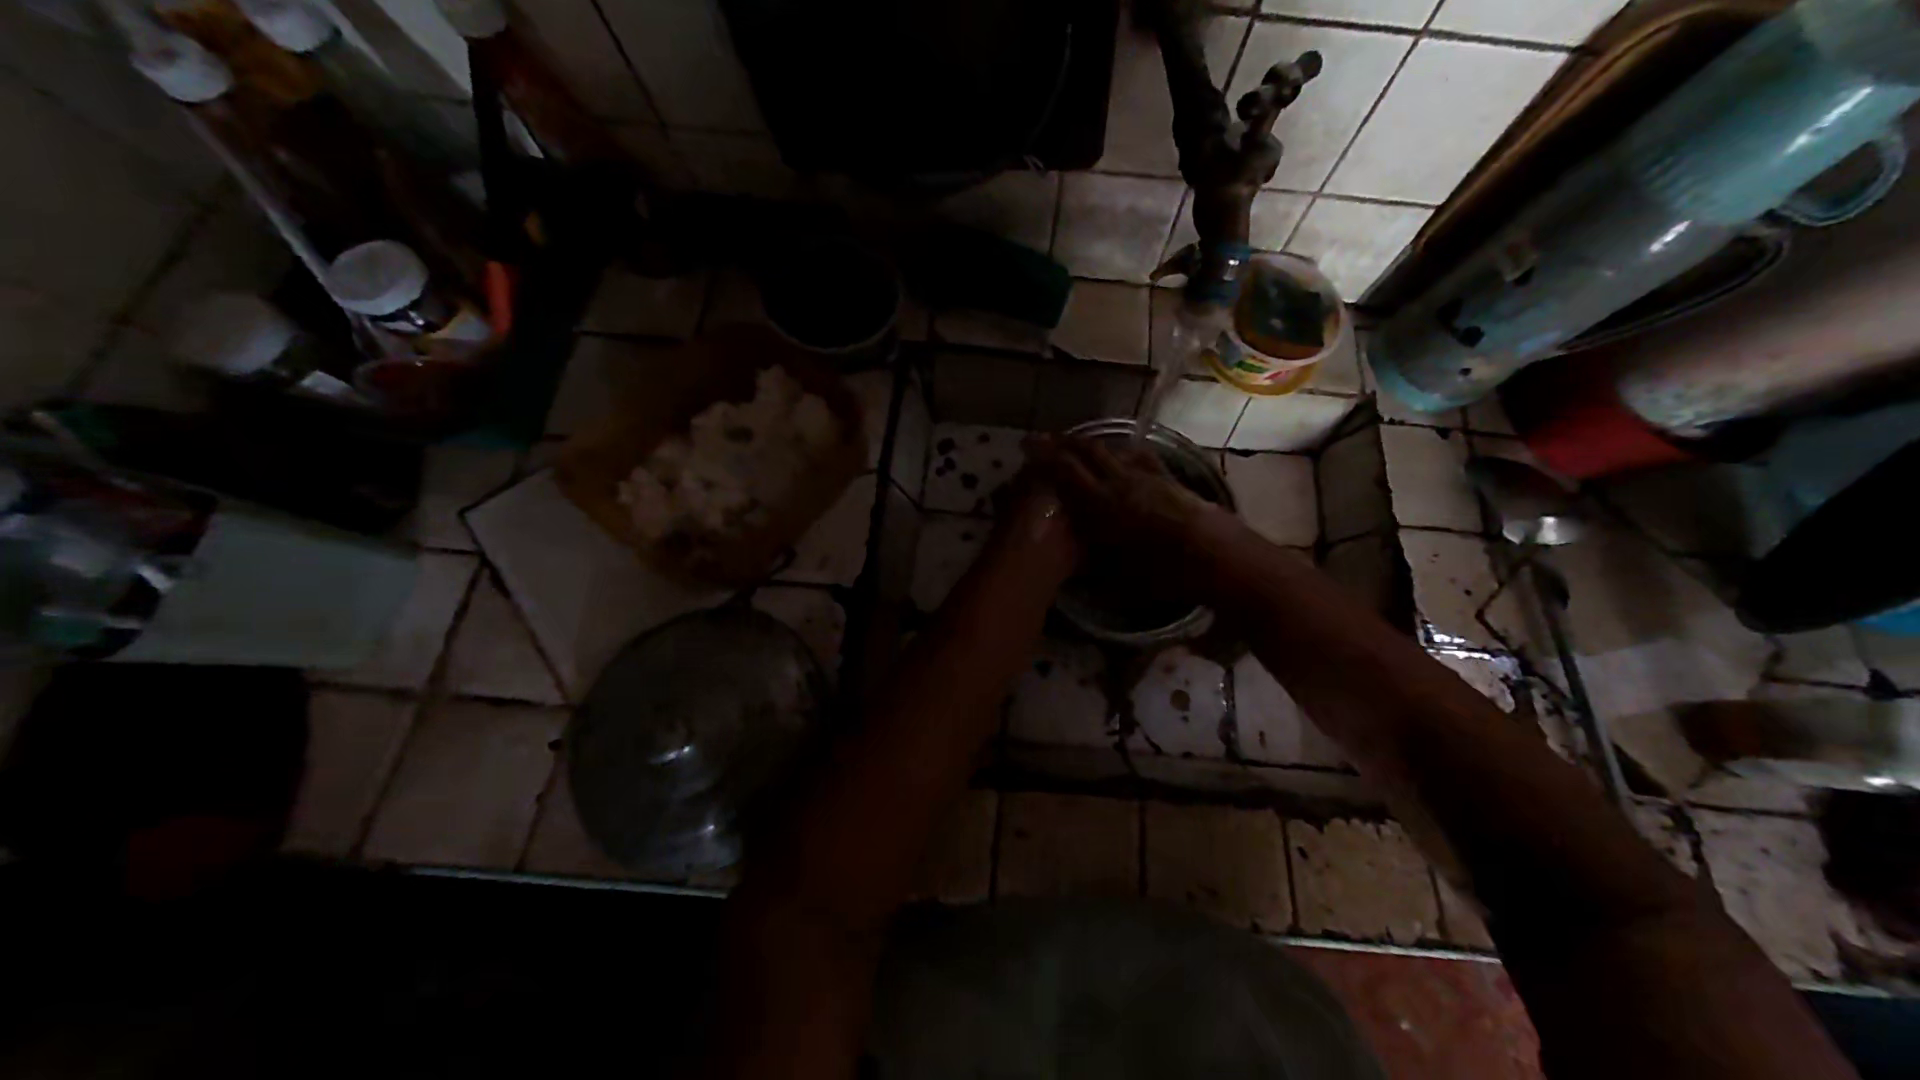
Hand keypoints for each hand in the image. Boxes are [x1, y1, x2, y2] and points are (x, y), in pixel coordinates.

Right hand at [1023, 433, 1220, 563]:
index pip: (1065, 471)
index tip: (1027, 445)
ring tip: (1079, 445)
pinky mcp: (1169, 479)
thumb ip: (1096, 571)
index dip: (1044, 456)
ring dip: (1092, 445)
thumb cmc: (1163, 571)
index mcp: (1100, 504)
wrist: (1215, 556)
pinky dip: (1126, 454)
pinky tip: (1125, 455)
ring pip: (1113, 451)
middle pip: (1087, 451)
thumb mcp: (1120, 579)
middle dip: (1063, 442)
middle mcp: (1120, 483)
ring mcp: (1147, 477)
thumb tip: (1080, 576)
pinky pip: (1141, 458)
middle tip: (1045, 439)